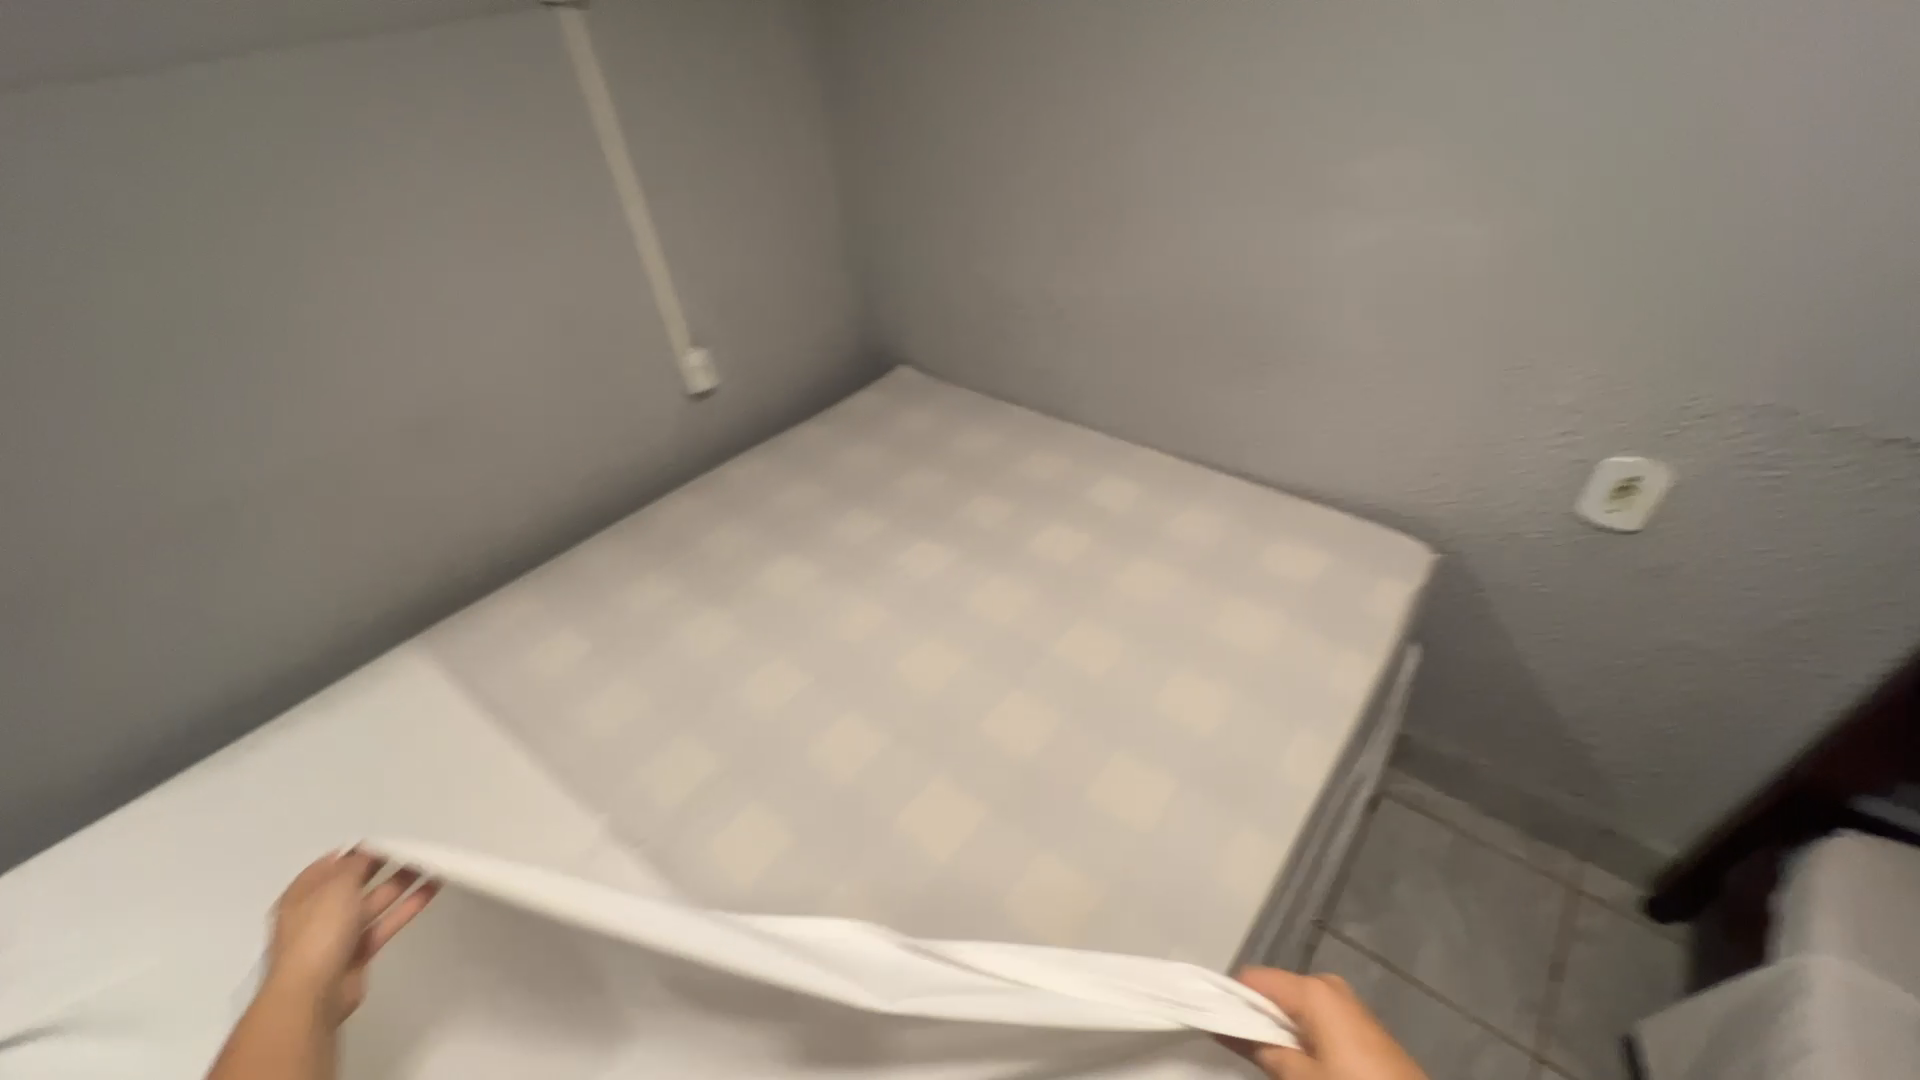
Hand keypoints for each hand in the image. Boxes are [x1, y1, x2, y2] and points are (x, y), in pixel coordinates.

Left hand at [262, 851, 438, 1024]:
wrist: (312, 994)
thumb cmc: (317, 933)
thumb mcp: (336, 887)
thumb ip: (355, 865)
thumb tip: (366, 850)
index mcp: (302, 895)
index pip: (329, 865)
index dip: (356, 851)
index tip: (387, 837)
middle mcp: (319, 912)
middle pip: (355, 882)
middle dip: (382, 865)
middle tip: (414, 847)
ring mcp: (339, 933)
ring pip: (375, 901)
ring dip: (401, 882)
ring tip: (431, 863)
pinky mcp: (360, 950)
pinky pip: (387, 921)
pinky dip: (408, 905)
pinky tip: (433, 888)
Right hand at [1231, 967, 1427, 1079]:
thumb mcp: (1300, 1079)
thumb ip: (1259, 1049)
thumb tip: (1219, 1026)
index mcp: (1312, 989)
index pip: (1251, 979)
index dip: (1230, 1002)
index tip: (1218, 1032)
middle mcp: (1328, 985)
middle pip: (1272, 991)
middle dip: (1257, 1021)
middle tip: (1254, 1059)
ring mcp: (1348, 1004)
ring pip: (1293, 1007)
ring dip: (1280, 1033)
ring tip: (1282, 1070)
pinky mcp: (1361, 1025)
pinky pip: (1316, 1019)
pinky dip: (1303, 1038)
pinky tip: (1309, 1069)